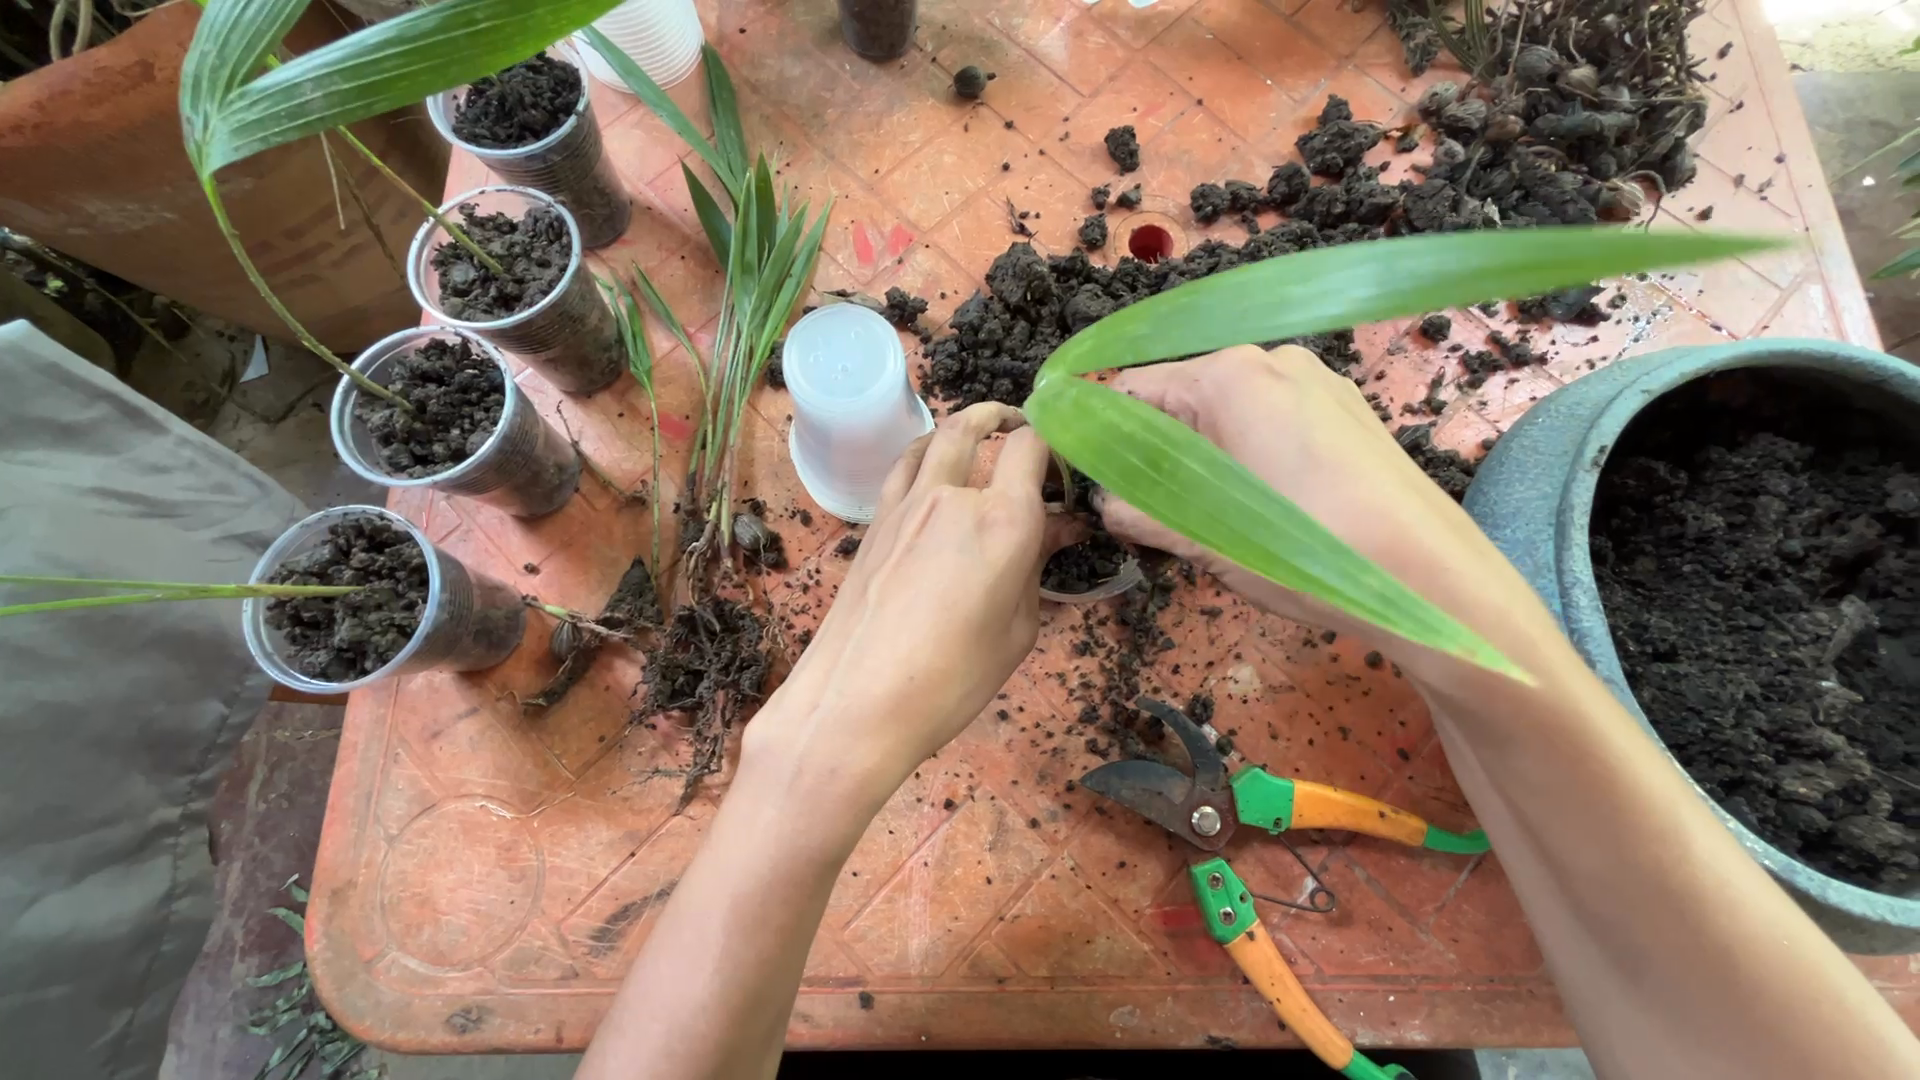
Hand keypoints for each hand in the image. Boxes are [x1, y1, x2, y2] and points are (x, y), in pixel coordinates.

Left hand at [744, 402, 1069, 807]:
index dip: (1052, 443)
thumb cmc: (954, 678)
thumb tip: (1054, 530)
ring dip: (960, 427)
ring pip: (934, 438)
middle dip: (1002, 417)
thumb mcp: (1017, 630)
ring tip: (977, 433)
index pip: (1030, 448)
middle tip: (1020, 425)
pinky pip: (903, 467)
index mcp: (1002, 521)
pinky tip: (930, 470)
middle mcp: (953, 496)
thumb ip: (1036, 569)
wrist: (859, 700)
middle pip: (975, 427)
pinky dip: (924, 453)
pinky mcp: (875, 520)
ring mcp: (906, 504)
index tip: (1062, 464)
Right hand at [1096, 345, 1564, 686]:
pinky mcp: (1343, 409)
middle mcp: (1271, 360)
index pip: (1133, 388)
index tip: (1092, 477)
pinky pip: (1267, 418)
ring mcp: (1314, 381)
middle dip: (1153, 447)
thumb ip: (1142, 514)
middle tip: (1145, 508)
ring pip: (1225, 410)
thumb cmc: (1307, 548)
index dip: (1103, 432)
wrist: (1431, 576)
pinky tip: (1256, 501)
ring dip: (1199, 453)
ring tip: (1204, 512)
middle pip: (1180, 395)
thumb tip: (1106, 505)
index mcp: (1229, 376)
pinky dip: (1242, 451)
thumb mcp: (1206, 539)